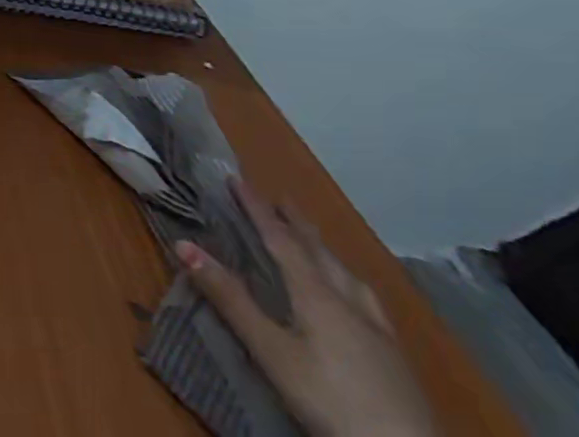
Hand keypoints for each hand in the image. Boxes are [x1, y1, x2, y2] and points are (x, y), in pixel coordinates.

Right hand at [177, 182, 436, 436]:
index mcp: (318, 297)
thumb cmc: (329, 398)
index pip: (282, 242)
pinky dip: (348, 281)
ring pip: (349, 277)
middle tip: (280, 199)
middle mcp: (350, 305)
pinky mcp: (394, 358)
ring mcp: (378, 332)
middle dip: (296, 224)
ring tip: (313, 240)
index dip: (258, 210)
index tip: (237, 179)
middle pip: (321, 255)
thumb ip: (230, 298)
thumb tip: (184, 244)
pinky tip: (354, 297)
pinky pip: (367, 300)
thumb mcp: (270, 350)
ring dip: (325, 251)